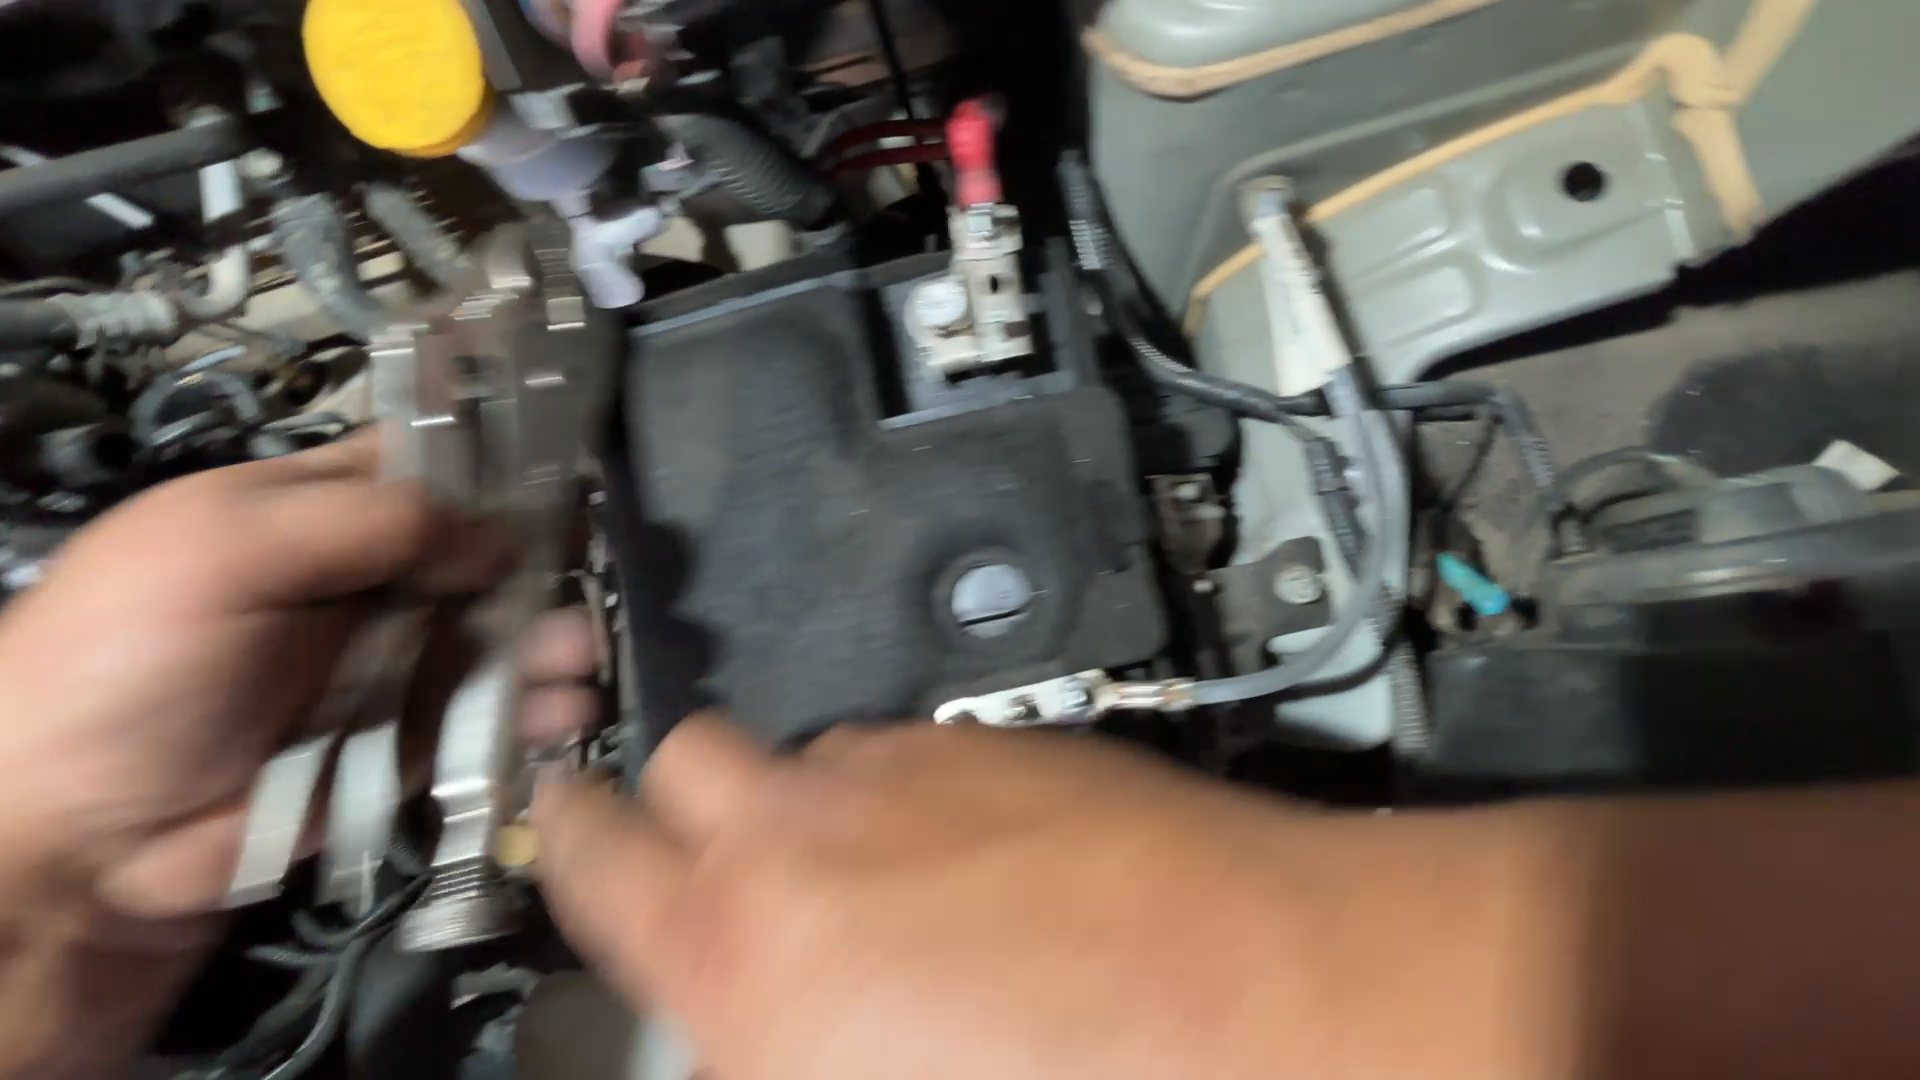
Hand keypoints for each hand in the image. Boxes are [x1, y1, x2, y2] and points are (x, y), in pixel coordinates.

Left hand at [0, 437, 598, 922]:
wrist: (83, 842)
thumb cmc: (130, 666)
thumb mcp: (222, 552)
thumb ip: (366, 521)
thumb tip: (500, 538)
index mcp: (325, 512)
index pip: (431, 464)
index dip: (496, 465)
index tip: (564, 480)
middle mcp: (380, 578)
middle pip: (490, 550)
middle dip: (546, 562)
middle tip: (587, 580)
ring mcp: (407, 655)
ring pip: (509, 630)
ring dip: (555, 637)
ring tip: (582, 654)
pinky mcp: (427, 728)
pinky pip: (503, 709)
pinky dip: (544, 708)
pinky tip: (569, 708)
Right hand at [533, 718, 1570, 1079]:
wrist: (1256, 1004)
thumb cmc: (1079, 1078)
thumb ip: (772, 1037)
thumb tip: (751, 1018)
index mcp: (747, 952)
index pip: (595, 849)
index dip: (575, 831)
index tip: (577, 822)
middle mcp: (810, 829)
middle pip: (685, 760)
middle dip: (683, 800)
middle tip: (719, 845)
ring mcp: (904, 765)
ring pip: (799, 748)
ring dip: (805, 800)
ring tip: (858, 862)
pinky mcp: (986, 738)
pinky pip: (898, 743)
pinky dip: (897, 784)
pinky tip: (957, 845)